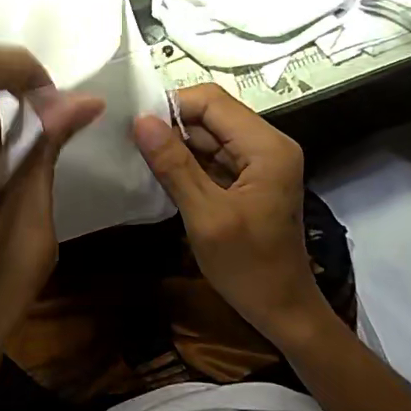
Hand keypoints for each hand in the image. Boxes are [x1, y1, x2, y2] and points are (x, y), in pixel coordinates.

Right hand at [131, 83, 332, 346]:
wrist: (282, 309)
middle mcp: (267, 145)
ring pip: (210, 137)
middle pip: (212, 116)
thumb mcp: (205, 216)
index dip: (172, 106)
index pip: (213, 102)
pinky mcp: (250, 180)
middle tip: (128, 142)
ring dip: (177, 145)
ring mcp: (260, 163)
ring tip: (138, 157)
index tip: (133, 125)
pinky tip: (160, 174)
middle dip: (171, 126)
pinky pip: (214, 158)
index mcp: (266, 146)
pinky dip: (188, 164)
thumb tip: (140, 122)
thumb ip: (174, 165)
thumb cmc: (247, 267)